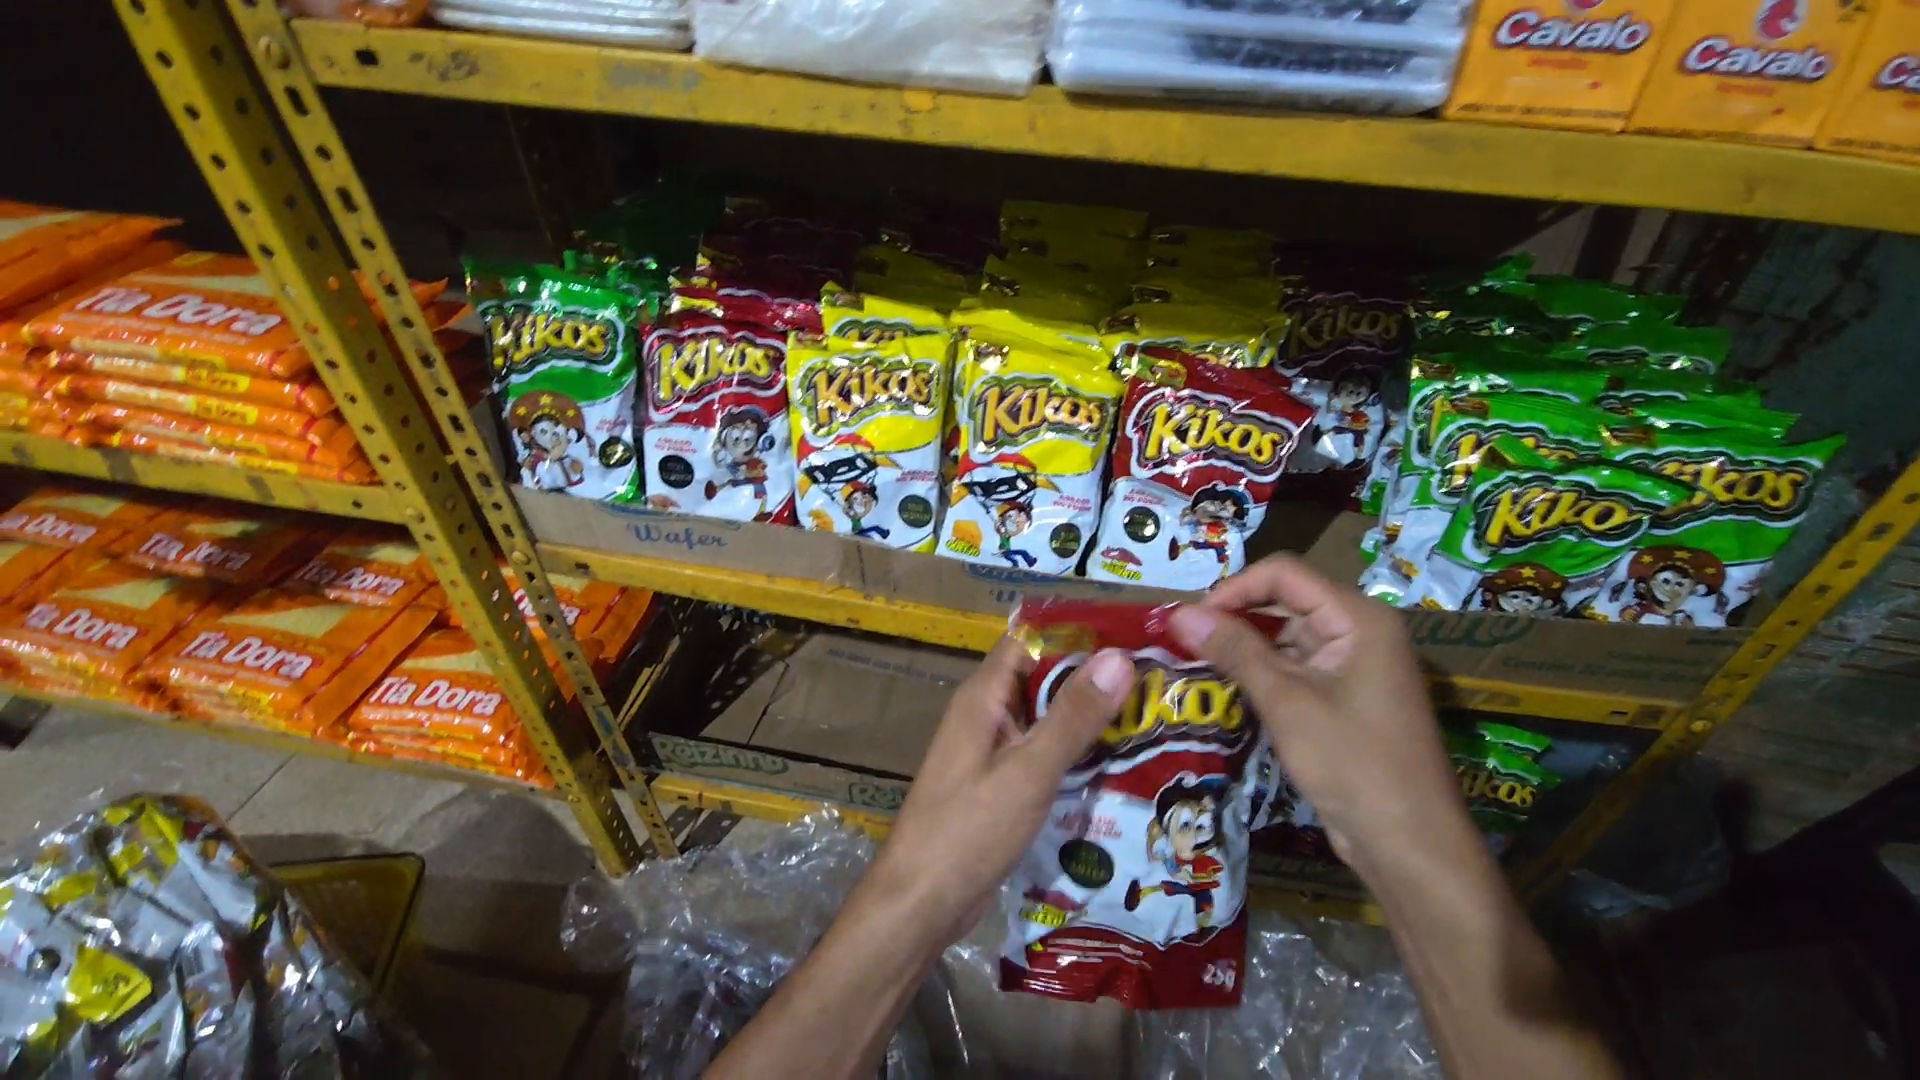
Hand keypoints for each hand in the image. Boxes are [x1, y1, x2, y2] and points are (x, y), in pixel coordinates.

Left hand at [861, 637, 1133, 951]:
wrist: (921, 903)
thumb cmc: (969, 830)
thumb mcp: (1028, 771)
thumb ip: (1072, 716)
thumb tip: (1118, 656)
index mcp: (984, 696)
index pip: (1031, 640)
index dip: (1078, 634)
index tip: (1134, 637)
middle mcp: (986, 714)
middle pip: (1043, 678)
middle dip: (1093, 678)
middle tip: (1159, 681)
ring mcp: (992, 751)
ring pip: (1046, 718)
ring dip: (1088, 718)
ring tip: (1152, 717)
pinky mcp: (1000, 785)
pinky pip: (1042, 754)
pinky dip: (1074, 754)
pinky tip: (1118, 764)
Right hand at [1168, 555, 1467, 883]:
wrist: (1410, 844)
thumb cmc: (1353, 763)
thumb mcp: (1286, 702)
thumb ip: (1233, 650)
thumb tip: (1179, 612)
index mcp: (1358, 618)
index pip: (1284, 575)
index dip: (1233, 588)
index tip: (1190, 619)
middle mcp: (1359, 631)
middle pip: (1285, 602)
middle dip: (1234, 617)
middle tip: (1184, 641)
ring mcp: (1353, 666)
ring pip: (1286, 637)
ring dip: (1243, 647)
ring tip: (1194, 663)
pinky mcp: (1344, 698)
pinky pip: (1295, 669)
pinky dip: (1260, 674)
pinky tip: (1226, 690)